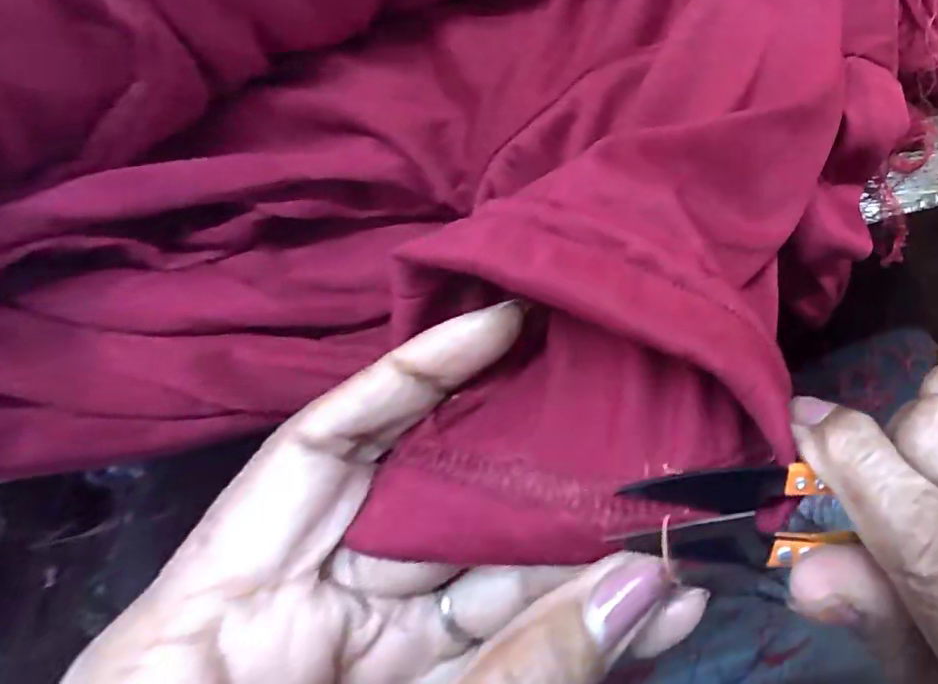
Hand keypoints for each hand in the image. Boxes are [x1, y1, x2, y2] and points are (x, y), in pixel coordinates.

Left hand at [63, 301, 708, 683]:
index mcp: (221, 617)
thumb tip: (653, 581)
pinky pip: (528, 642)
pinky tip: (671, 608)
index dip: (419, 369)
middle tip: (645, 420)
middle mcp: (308, 620)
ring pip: (509, 578)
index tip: (516, 316)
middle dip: (557, 471)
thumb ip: (513, 675)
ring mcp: (379, 663)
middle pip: (449, 504)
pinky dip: (597, 628)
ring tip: (688, 531)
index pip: (326, 448)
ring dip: (603, 564)